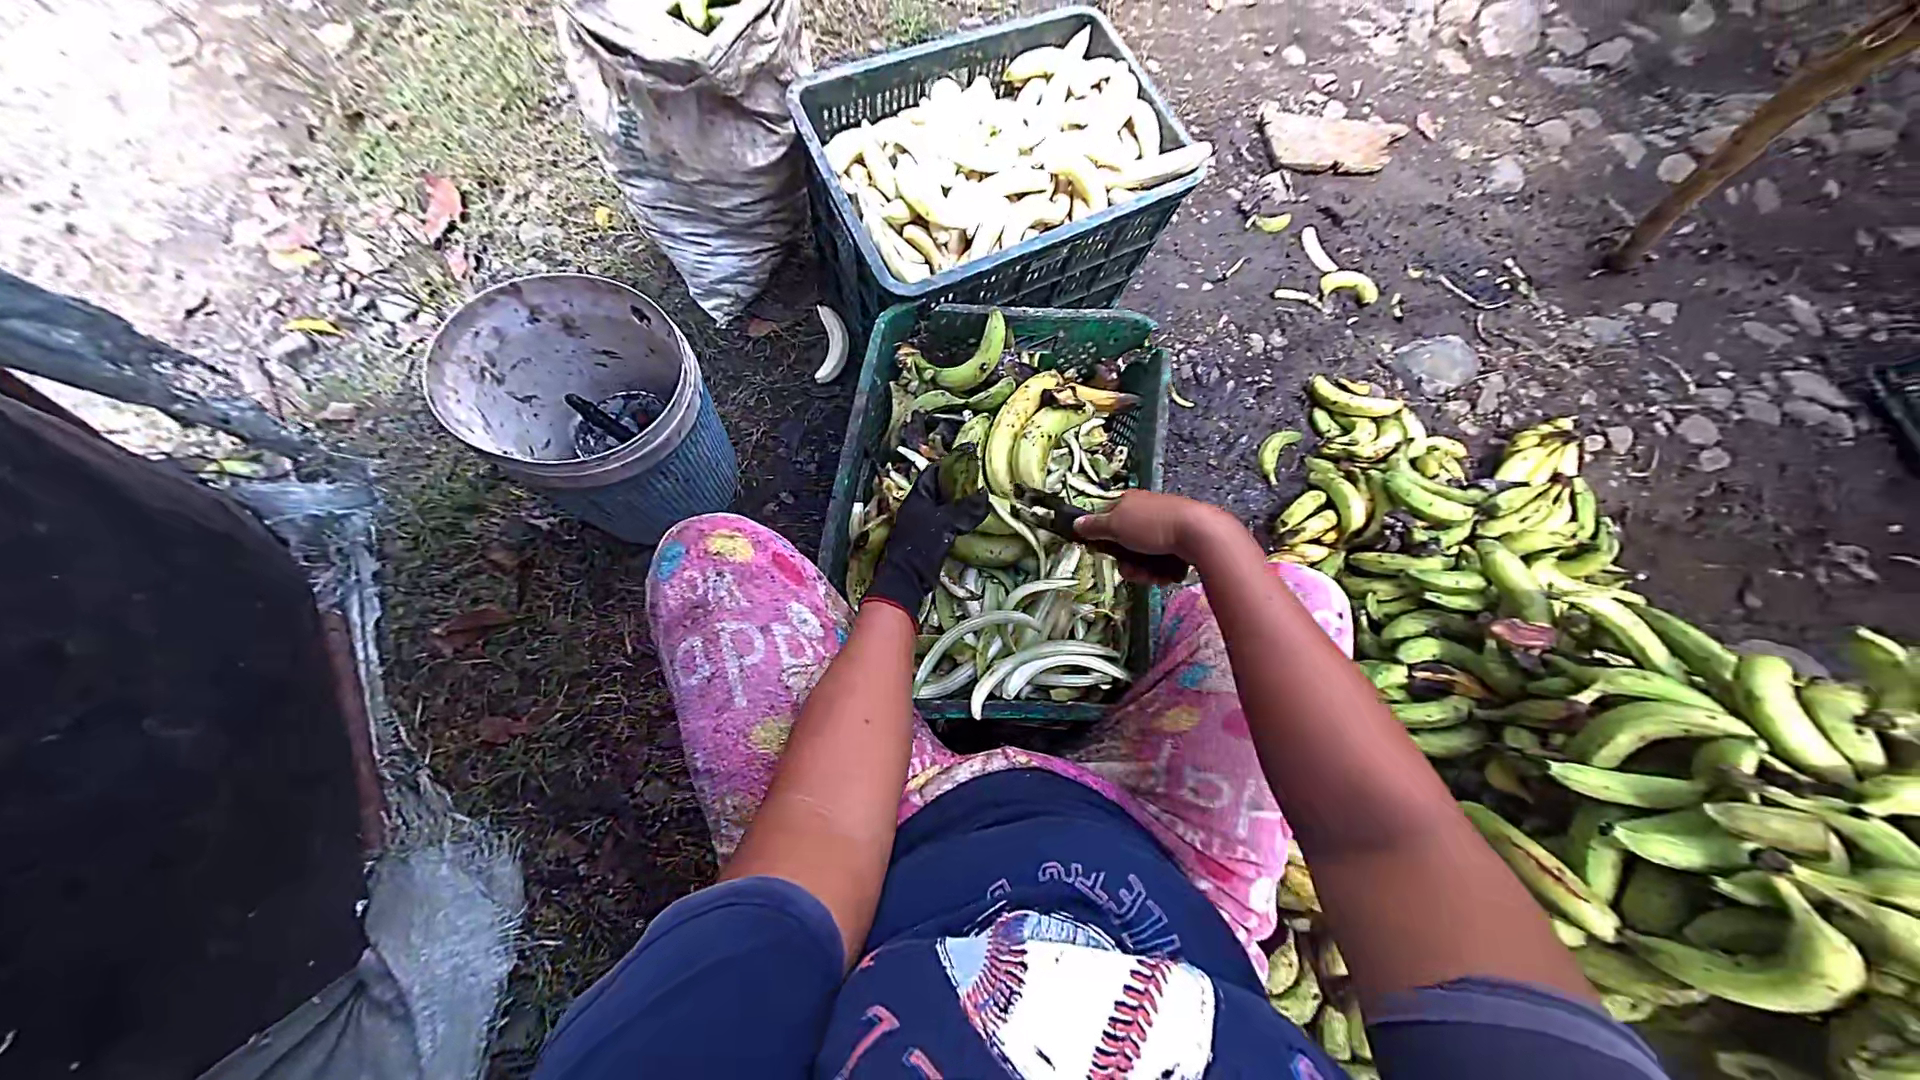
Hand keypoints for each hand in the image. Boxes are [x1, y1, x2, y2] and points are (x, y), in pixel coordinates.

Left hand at [864, 467, 989, 614]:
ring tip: (977, 499)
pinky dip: (957, 519)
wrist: (907, 578)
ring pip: (942, 506)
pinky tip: (970, 520)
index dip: (948, 466)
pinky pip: (945, 522)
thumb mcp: (945, 522)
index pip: (932, 473)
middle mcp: (918, 507)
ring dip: (958, 503)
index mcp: (916, 497)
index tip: (967, 464)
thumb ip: (965, 508)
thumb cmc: (921, 546)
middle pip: (939, 489)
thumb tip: (985, 495)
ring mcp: (922, 523)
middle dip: (957, 485)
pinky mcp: (929, 538)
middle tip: (977, 482)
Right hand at [1073, 491, 1240, 581]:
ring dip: (1143, 571)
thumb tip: (1075, 522)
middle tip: (1131, 569)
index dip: (1101, 536)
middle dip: (1126, 562)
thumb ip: (1094, 526)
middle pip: (1124, 543)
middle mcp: (1146, 513)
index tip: (1100, 550)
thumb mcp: (1116, 524)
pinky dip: (1160, 571)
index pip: (1106, 518)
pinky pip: (1161, 562)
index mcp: (1130, 502)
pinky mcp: (1179, 544)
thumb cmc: (1152, 525)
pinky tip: (1166, 575)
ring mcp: (1164, 529)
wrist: (1199, 534)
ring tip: (1151, 576)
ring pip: (1142, 557)